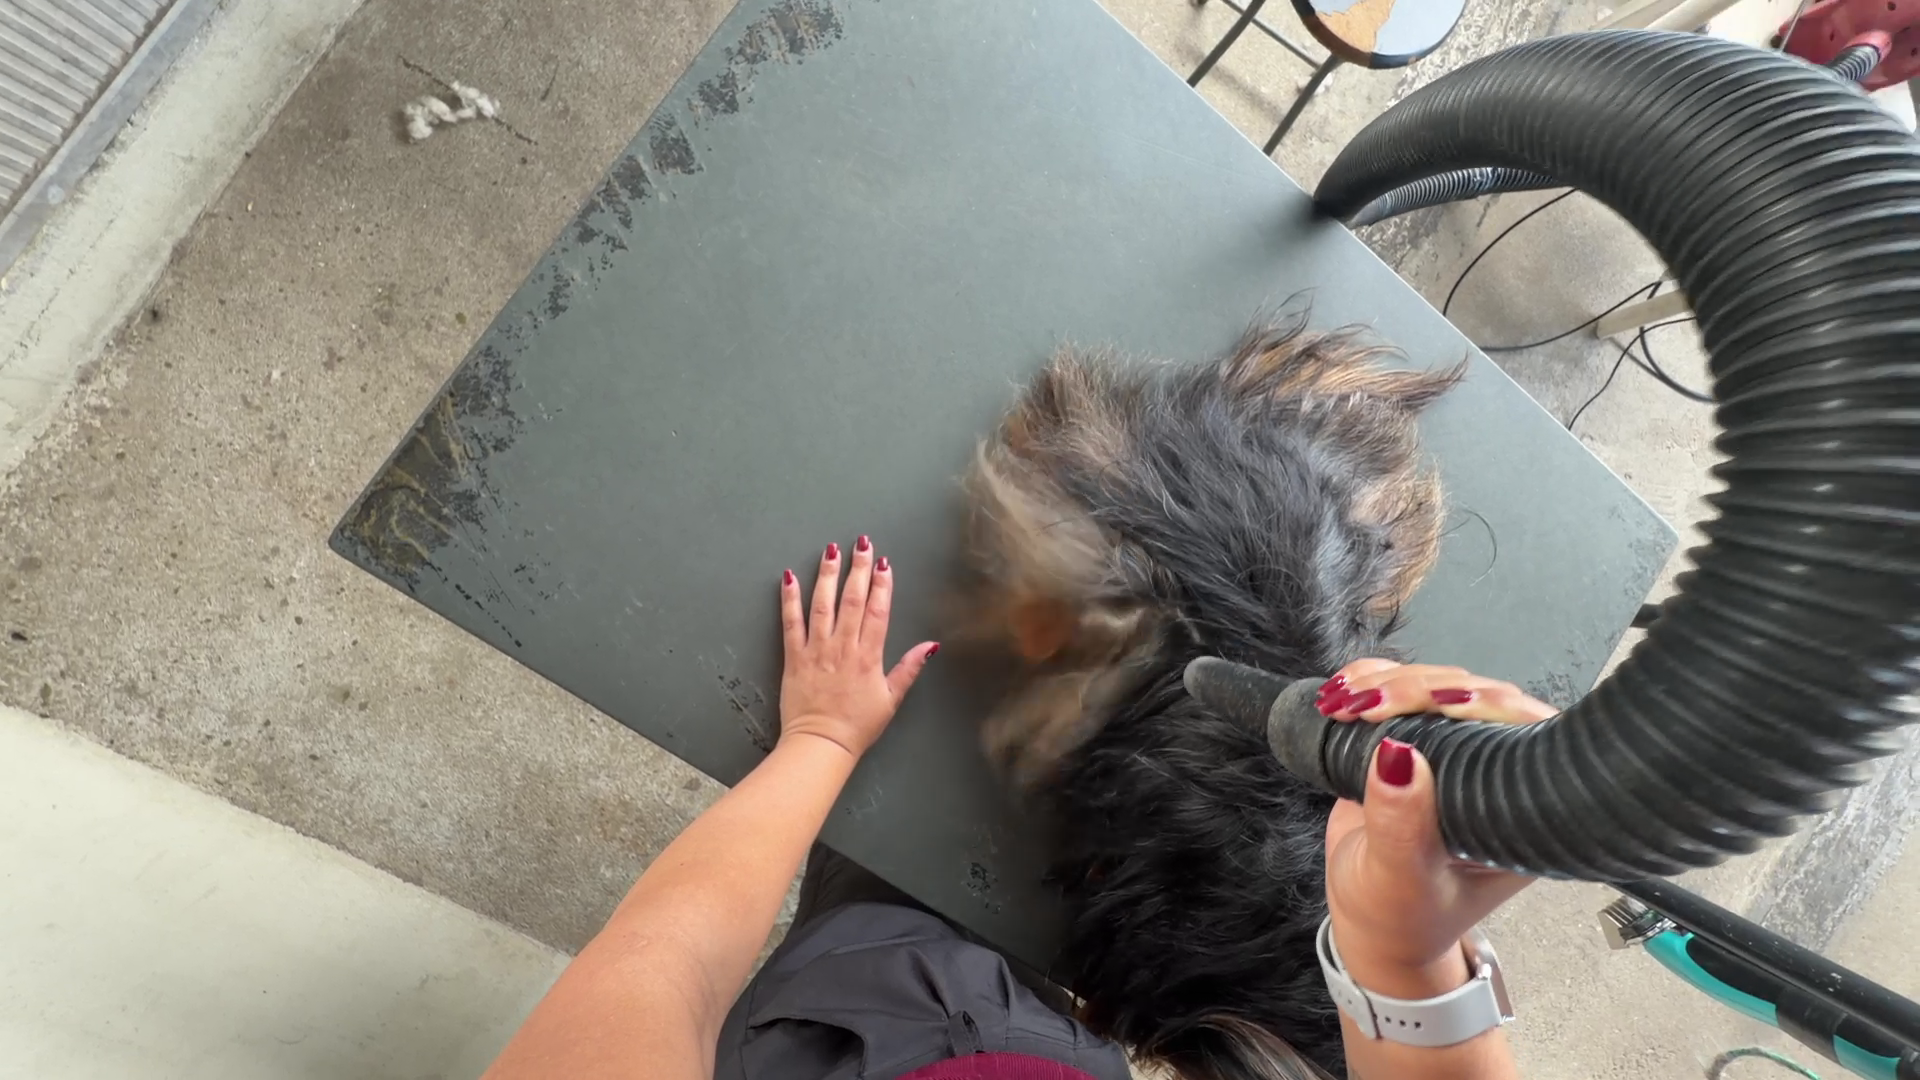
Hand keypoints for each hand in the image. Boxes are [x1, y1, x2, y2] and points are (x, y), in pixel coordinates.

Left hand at [778, 537, 938, 758]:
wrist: (820, 745)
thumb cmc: (858, 726)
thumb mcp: (891, 699)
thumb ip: (909, 668)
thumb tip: (931, 645)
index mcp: (869, 656)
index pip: (877, 611)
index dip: (882, 585)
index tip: (884, 562)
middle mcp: (843, 647)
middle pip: (852, 600)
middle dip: (858, 569)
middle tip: (862, 543)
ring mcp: (817, 649)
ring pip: (823, 605)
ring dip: (828, 575)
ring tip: (832, 550)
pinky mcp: (794, 656)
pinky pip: (791, 622)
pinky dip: (789, 599)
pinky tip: (790, 577)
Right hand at [1319, 661, 1556, 994]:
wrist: (1364, 917)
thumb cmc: (1398, 914)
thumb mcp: (1399, 879)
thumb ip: (1401, 825)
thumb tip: (1398, 755)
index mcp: (1520, 811)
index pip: (1524, 730)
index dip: (1485, 702)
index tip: (1433, 704)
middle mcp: (1494, 776)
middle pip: (1474, 696)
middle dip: (1417, 687)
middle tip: (1363, 705)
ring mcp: (1451, 756)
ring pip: (1434, 685)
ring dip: (1386, 680)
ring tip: (1342, 700)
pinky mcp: (1410, 744)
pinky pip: (1395, 693)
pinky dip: (1367, 680)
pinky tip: (1342, 687)